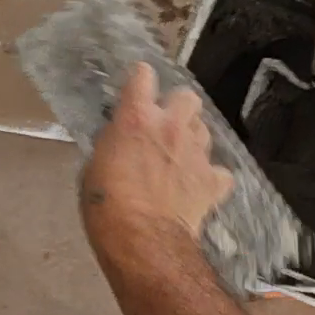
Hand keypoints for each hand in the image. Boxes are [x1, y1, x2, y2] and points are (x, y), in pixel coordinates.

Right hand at [80, 62, 234, 263]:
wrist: (142, 239)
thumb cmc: (105, 204)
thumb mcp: (95, 165)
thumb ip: (114, 144)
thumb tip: (121, 143)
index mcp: (136, 117)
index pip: (143, 75)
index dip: (140, 80)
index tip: (137, 89)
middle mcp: (171, 126)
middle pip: (187, 96)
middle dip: (178, 106)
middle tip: (165, 124)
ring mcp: (196, 152)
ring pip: (204, 129)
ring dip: (192, 138)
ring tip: (180, 157)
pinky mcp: (213, 180)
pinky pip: (220, 172)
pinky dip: (211, 178)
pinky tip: (200, 187)